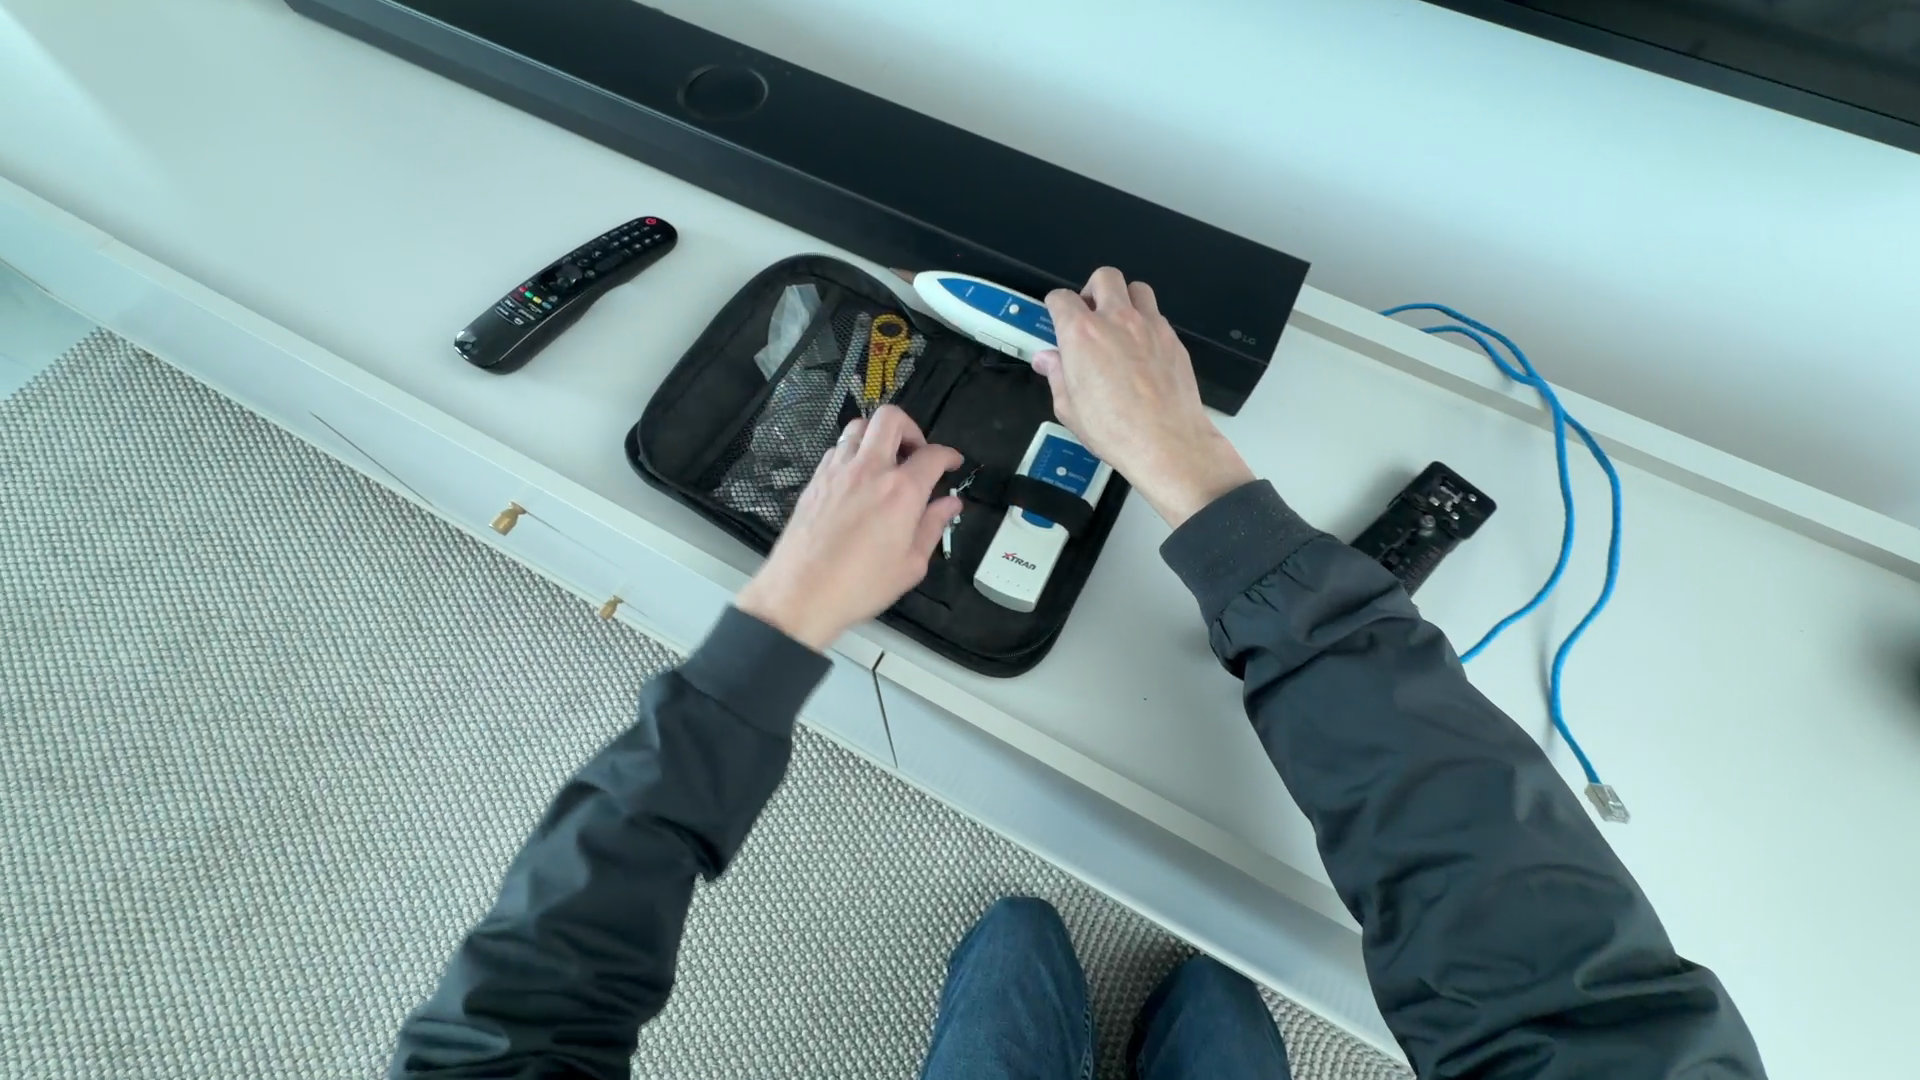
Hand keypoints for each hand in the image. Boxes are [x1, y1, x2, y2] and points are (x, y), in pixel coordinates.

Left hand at [735, 406, 963, 649]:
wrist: (801, 594)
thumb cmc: (860, 585)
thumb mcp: (911, 564)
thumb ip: (933, 526)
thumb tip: (950, 504)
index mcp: (901, 491)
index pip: (932, 455)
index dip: (949, 455)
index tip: (952, 463)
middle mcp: (869, 470)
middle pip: (891, 419)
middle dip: (911, 428)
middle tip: (916, 452)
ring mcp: (838, 471)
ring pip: (859, 426)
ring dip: (878, 436)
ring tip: (885, 461)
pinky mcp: (815, 480)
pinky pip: (837, 449)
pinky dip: (853, 453)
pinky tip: (857, 478)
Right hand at [1035, 267, 1253, 527]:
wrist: (1165, 442)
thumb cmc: (1116, 430)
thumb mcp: (1068, 408)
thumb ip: (1056, 375)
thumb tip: (1047, 360)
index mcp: (1082, 334)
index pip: (1062, 299)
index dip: (1056, 305)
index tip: (1056, 314)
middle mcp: (1117, 320)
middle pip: (1105, 277)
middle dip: (1092, 290)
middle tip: (1088, 312)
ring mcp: (1150, 326)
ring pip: (1137, 289)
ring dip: (1124, 299)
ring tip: (1118, 324)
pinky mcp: (1173, 340)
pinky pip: (1157, 316)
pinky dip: (1145, 323)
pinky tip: (1140, 349)